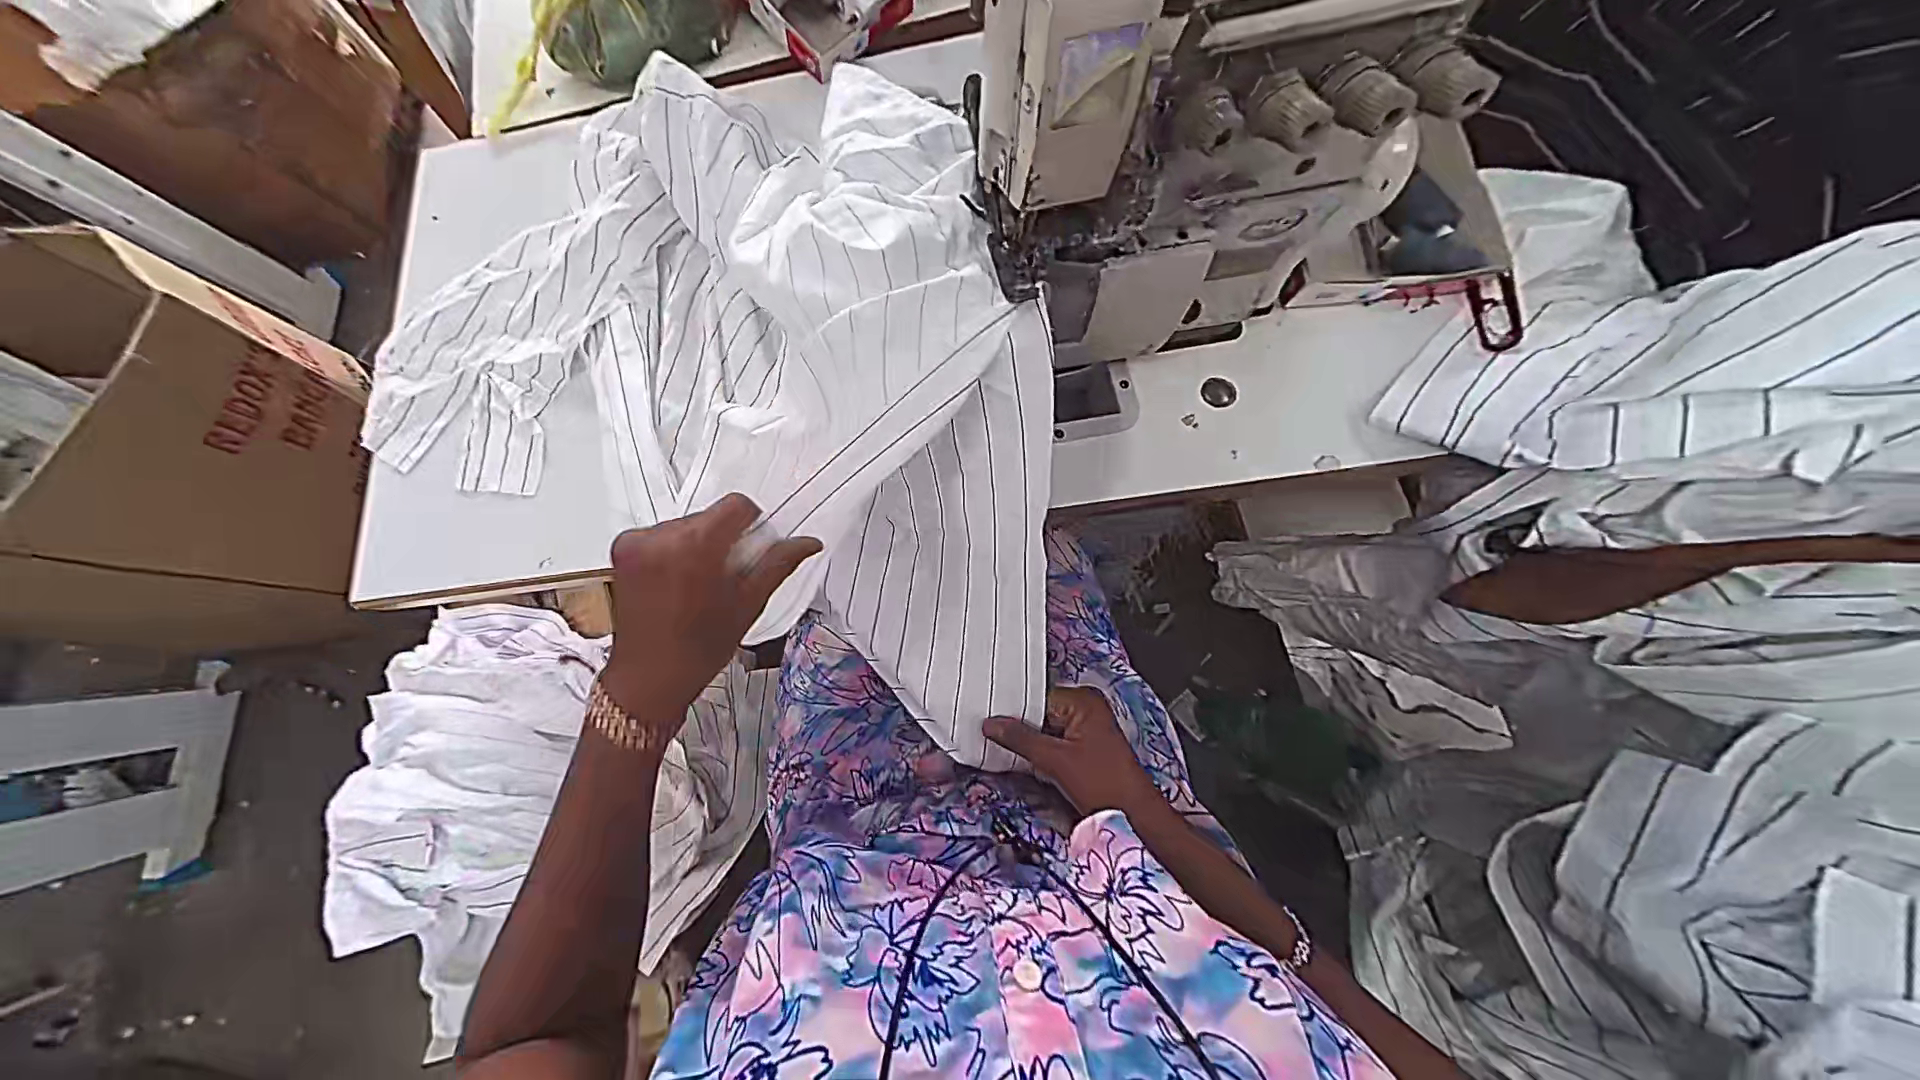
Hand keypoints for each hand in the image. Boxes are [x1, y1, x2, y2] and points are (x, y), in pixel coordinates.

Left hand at [600, 493, 820, 727]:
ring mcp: (637, 542)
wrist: (650, 676)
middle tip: (728, 576)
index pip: (737, 505)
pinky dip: (674, 550)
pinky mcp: (623, 549)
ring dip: (699, 545)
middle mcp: (662, 537)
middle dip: (725, 539)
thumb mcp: (749, 602)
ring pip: (687, 524)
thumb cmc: (697, 648)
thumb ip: (779, 563)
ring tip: (701, 584)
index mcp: (697, 546)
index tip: (753, 549)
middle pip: (711, 516)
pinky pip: (661, 535)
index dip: (753, 525)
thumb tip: (808, 543)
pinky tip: (679, 582)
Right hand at [983, 686, 1162, 817]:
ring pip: (1046, 729)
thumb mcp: (1055, 760)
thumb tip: (991, 724)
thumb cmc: (1104, 786)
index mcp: (1083, 701)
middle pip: (1040, 712)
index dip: (1013, 712)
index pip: (1036, 697)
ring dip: (1030, 742)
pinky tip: (1030, 762)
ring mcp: (1088, 727)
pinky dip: (1042, 751)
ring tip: (1011, 752)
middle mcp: (1087, 708)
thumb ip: (1020, 739)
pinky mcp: (1086, 746)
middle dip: (1021, 728)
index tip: (991, 723)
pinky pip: (1055, 741)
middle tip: (995, 738)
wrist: (1135, 817)